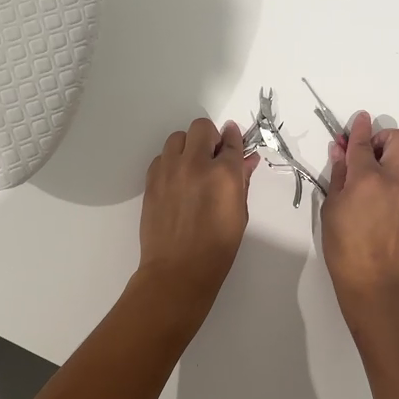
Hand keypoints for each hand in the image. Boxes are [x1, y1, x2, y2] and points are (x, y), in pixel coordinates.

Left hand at [137, 118, 259, 302]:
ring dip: (188, 146)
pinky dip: (171, 162)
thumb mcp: (240, 214)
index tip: (234, 140)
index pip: (231, 140)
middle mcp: (195, 164)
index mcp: (224, 174)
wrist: (178, 270)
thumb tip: (246, 160)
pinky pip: (161, 157)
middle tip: (213, 157)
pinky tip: (176, 181)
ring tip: (192, 168)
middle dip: (210, 138)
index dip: (234, 139)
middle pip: (201, 128)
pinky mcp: (151, 180)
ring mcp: (169, 170)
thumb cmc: (218, 248)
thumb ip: (242, 181)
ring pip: (177, 138)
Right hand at [322, 111, 398, 309]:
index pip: (363, 142)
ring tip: (393, 172)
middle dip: (386, 138)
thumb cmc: (344, 248)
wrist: (375, 281)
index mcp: (366, 179)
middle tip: (375, 152)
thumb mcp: (331, 208)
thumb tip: (341, 151)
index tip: (361, 119)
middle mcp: (394, 180)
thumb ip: (338, 175)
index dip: (360, 127)